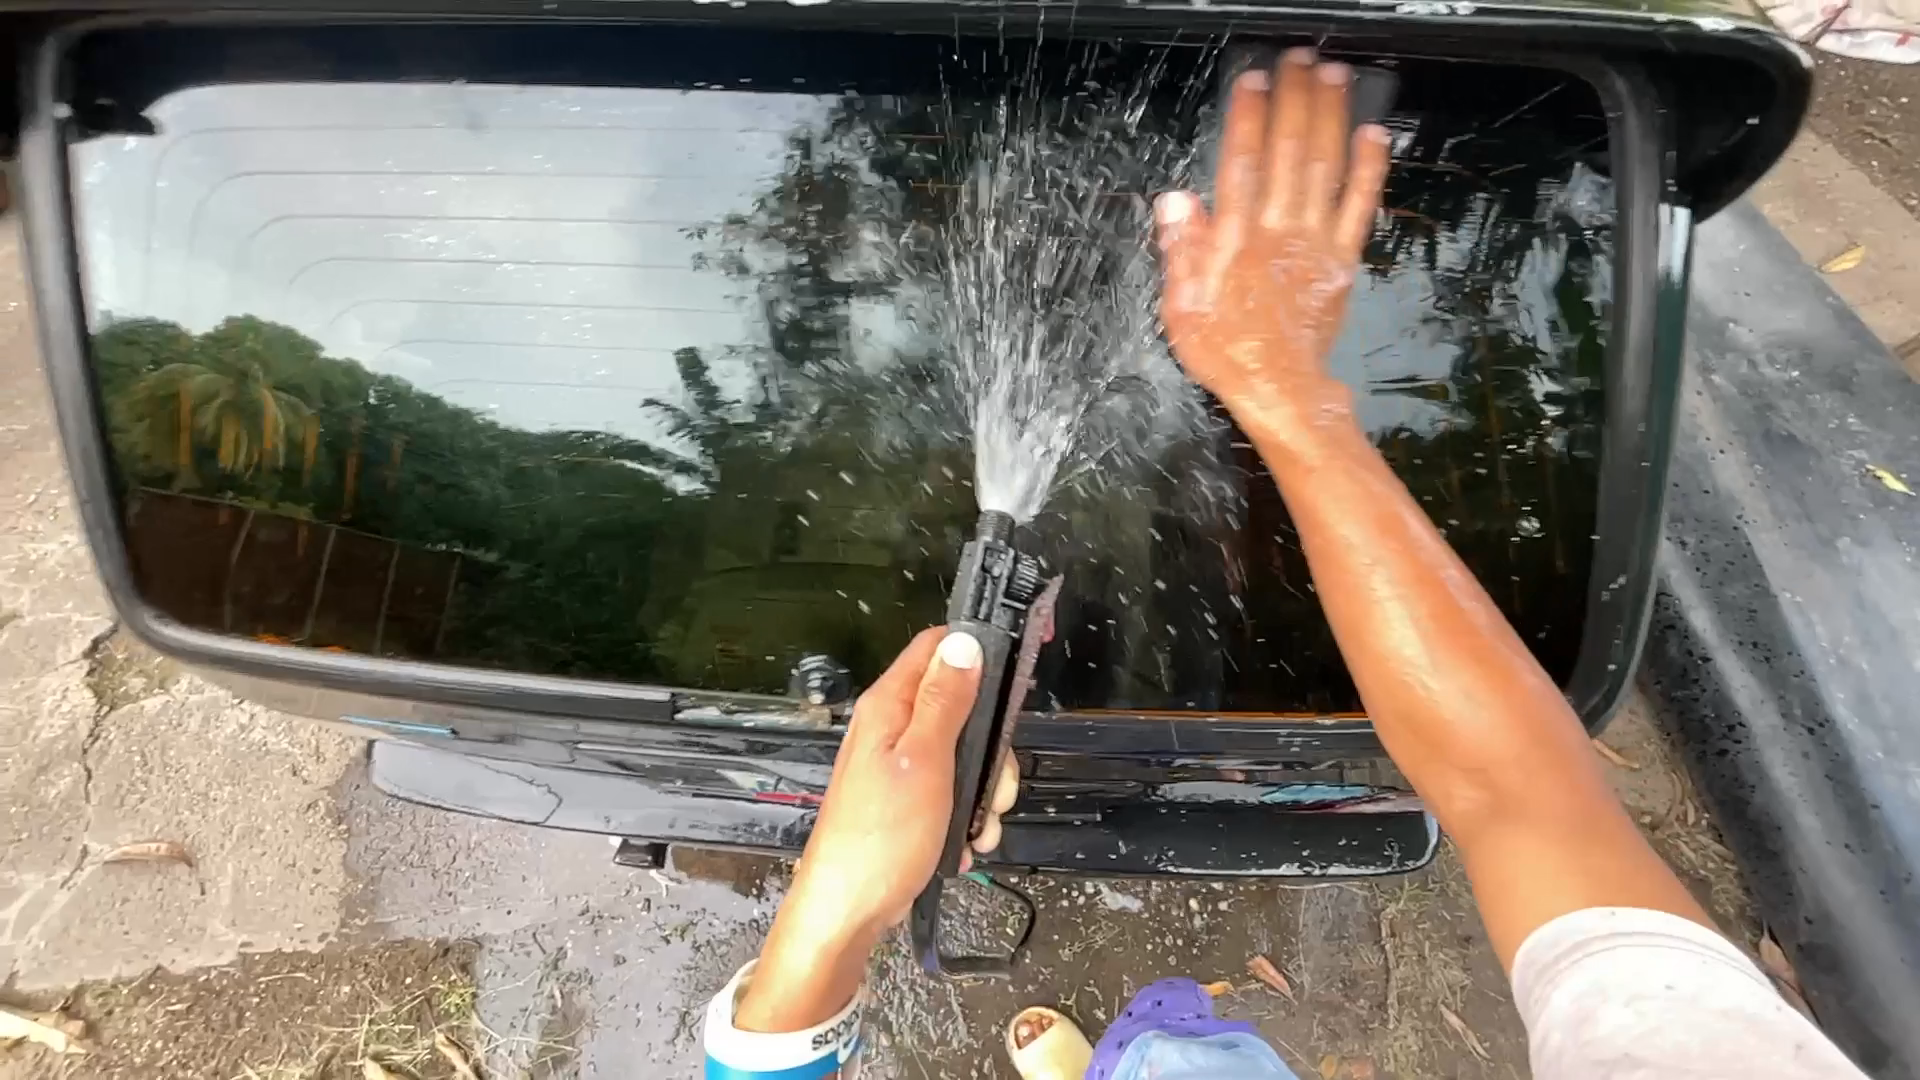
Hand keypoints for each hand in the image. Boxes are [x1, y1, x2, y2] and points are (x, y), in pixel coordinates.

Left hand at [735, 628, 1019, 1032]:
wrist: (848, 912)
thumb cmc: (877, 839)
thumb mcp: (923, 760)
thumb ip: (945, 700)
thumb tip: (964, 642)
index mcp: (890, 704)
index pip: (937, 645)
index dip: (978, 646)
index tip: (1015, 668)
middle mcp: (892, 725)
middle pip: (961, 701)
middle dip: (990, 742)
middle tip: (992, 780)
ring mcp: (900, 760)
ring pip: (964, 748)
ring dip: (983, 785)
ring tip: (979, 821)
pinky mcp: (908, 794)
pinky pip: (953, 785)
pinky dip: (967, 810)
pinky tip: (964, 837)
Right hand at [1155, 48, 1391, 450]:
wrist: (1277, 388)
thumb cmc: (1225, 353)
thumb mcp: (1181, 311)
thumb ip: (1181, 253)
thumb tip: (1174, 201)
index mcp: (1235, 243)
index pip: (1242, 167)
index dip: (1248, 120)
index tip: (1254, 82)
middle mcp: (1278, 233)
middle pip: (1289, 155)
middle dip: (1295, 102)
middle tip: (1300, 59)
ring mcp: (1315, 244)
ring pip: (1325, 170)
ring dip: (1331, 120)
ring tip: (1334, 76)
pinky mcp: (1342, 260)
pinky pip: (1359, 207)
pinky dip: (1369, 170)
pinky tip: (1375, 135)